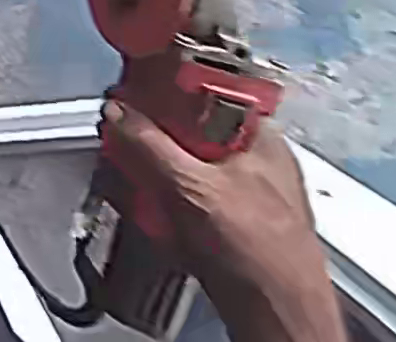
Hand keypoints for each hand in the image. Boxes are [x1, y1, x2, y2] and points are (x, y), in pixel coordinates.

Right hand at [100, 99, 346, 341]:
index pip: (214, 88)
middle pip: (195, 121)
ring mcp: (246, 187)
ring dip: (156, 151)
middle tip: (126, 120)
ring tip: (128, 152)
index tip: (138, 79)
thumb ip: (149, 143)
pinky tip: (147, 188)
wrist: (279, 325)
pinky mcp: (232, 214)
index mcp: (263, 139)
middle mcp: (257, 157)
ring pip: (190, 151)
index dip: (174, 80)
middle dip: (156, 121)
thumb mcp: (192, 187)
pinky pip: (190, 180)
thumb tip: (116, 109)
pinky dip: (165, 179)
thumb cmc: (256, 254)